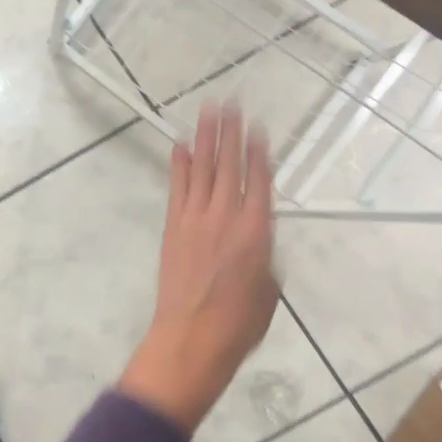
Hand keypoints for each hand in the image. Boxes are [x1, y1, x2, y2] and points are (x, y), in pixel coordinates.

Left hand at [118, 104, 279, 434]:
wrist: (192, 337)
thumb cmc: (239, 324)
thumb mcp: (267, 289)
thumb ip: (263, 256)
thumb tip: (254, 241)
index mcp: (257, 233)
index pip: (258, 182)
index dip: (258, 153)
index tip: (259, 127)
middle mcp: (226, 217)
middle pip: (228, 166)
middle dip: (230, 133)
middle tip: (231, 103)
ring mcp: (195, 219)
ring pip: (202, 169)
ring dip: (205, 138)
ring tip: (208, 111)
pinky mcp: (173, 226)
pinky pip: (177, 188)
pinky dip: (179, 164)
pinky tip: (180, 145)